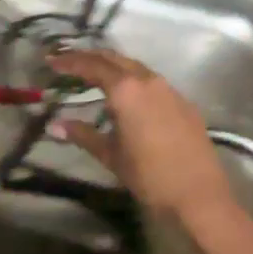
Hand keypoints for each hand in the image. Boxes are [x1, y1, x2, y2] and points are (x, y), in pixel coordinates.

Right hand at [45, 49, 234, 222]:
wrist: (200, 197)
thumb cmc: (150, 176)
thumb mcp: (111, 155)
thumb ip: (82, 135)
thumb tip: (55, 126)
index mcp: (126, 89)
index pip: (91, 65)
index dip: (69, 61)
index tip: (51, 60)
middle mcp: (147, 80)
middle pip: (113, 58)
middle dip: (89, 56)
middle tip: (68, 60)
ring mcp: (169, 89)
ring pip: (134, 66)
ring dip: (111, 65)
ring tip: (93, 73)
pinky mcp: (183, 102)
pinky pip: (151, 80)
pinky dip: (132, 78)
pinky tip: (127, 94)